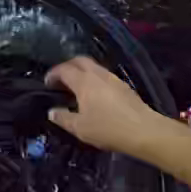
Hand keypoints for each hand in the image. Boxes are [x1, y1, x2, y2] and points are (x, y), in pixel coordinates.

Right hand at [45, 56, 167, 155]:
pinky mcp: (123, 85)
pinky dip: (94, 79)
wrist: (143, 130)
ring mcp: (112, 78)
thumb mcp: (80, 128)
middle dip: (67, 66)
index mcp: (84, 81)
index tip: (47, 83)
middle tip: (60, 79)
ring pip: (93, 67)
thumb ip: (63, 118)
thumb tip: (52, 111)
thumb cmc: (107, 128)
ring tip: (76, 88)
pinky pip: (103, 75)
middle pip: (79, 60)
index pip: (64, 69)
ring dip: (82, 72)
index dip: (53, 74)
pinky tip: (94, 94)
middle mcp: (97, 74)